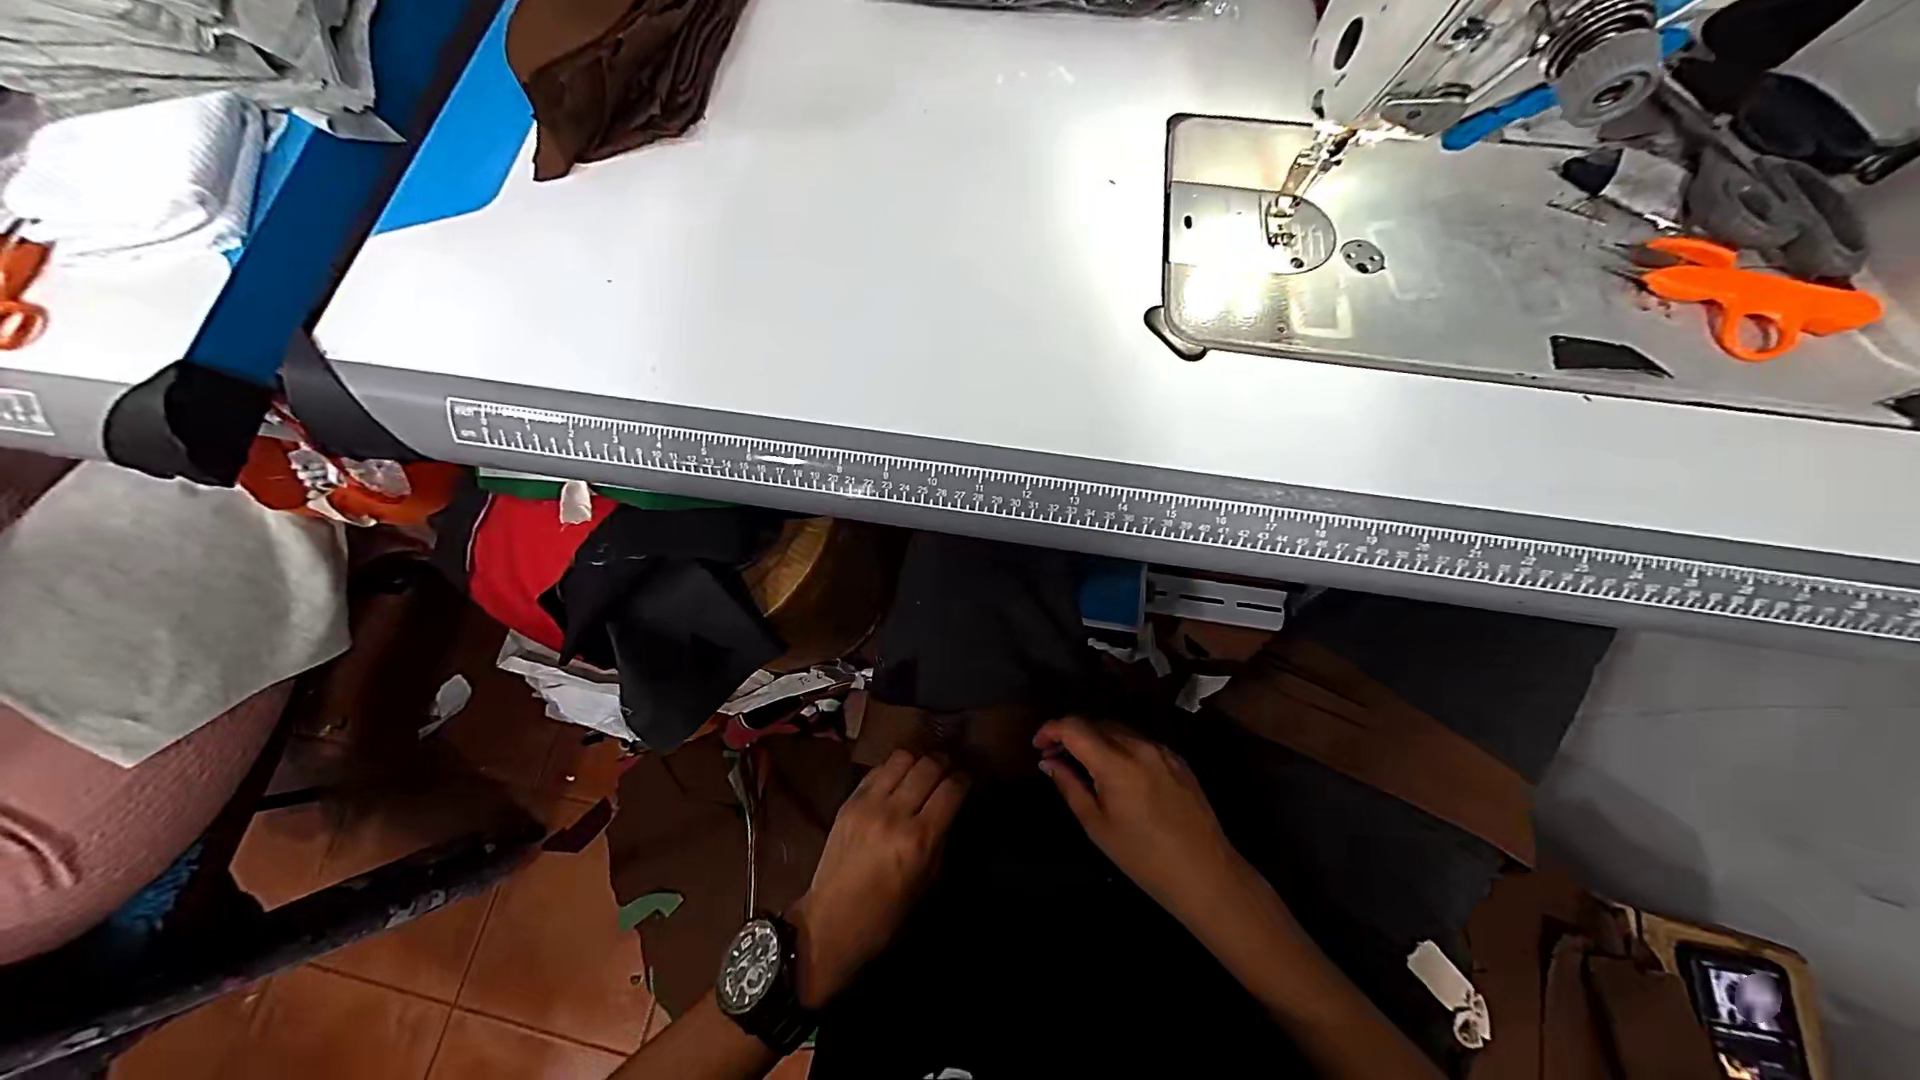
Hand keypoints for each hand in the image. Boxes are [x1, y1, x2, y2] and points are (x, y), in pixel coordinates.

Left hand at [787, 750, 968, 1007]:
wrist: (831, 922)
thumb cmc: (886, 914)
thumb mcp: (926, 882)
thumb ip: (940, 840)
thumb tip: (950, 808)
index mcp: (919, 840)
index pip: (951, 790)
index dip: (964, 780)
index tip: (966, 780)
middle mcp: (894, 814)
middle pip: (928, 766)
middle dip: (944, 763)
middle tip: (948, 769)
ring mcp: (868, 805)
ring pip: (902, 758)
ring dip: (918, 760)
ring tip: (922, 769)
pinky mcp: (849, 802)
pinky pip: (877, 770)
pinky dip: (892, 769)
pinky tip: (897, 779)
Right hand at [1034, 716, 1238, 915]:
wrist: (1206, 874)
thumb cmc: (1143, 857)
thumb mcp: (1096, 825)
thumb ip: (1069, 786)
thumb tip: (1049, 761)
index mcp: (1116, 762)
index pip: (1074, 726)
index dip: (1050, 729)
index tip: (1038, 744)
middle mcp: (1140, 745)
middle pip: (1095, 723)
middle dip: (1070, 734)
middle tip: (1054, 757)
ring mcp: (1162, 750)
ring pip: (1118, 730)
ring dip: (1094, 740)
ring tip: (1081, 764)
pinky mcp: (1177, 759)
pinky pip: (1140, 743)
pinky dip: (1119, 747)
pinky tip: (1115, 772)